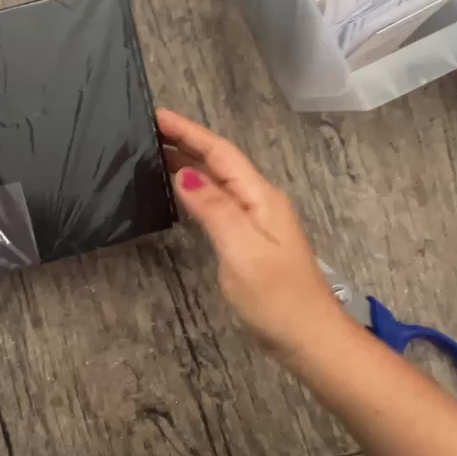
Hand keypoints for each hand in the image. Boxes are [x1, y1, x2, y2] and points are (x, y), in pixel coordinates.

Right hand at [157, 108, 350, 358]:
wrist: (310, 341)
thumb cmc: (277, 299)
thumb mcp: (243, 252)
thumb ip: (215, 210)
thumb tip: (183, 174)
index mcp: (260, 198)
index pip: (220, 153)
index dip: (188, 131)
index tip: (156, 114)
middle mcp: (258, 201)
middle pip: (218, 161)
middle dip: (185, 140)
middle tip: (145, 128)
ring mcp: (255, 220)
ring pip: (216, 179)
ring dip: (187, 161)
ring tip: (152, 151)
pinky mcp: (248, 238)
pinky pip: (216, 199)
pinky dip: (193, 186)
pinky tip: (176, 189)